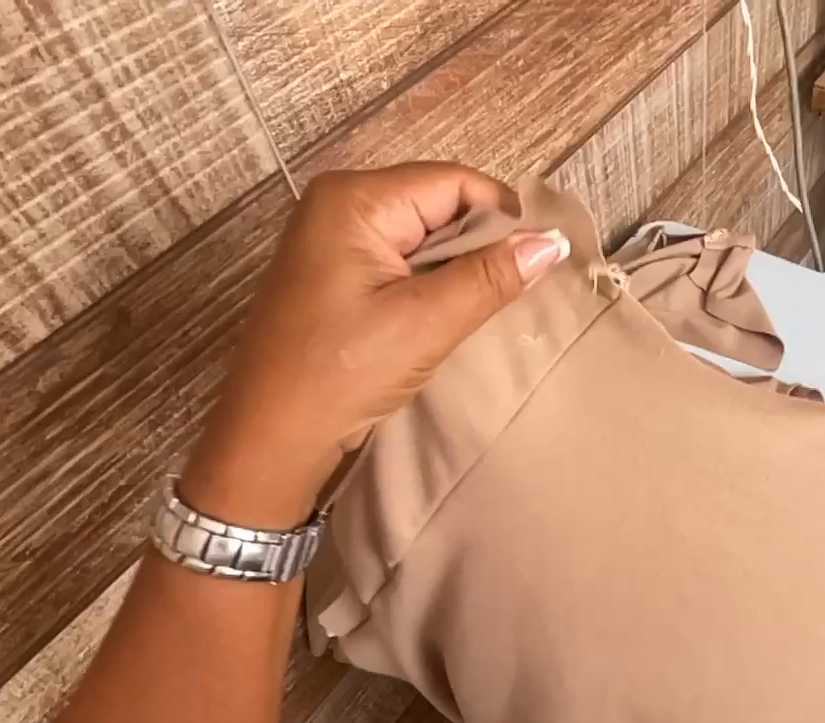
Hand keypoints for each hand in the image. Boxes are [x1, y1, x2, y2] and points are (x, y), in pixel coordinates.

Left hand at [182, 163, 569, 526]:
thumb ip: (488, 279)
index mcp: (354, 200)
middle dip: (480, 248)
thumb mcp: (424, 323)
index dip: (501, 216)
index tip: (536, 263)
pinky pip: (404, 267)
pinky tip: (445, 321)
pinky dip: (434, 289)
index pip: (452, 183)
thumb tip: (550, 244)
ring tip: (477, 313)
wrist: (275, 436)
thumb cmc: (340, 374)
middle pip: (439, 206)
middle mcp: (341, 207)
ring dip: (459, 273)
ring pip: (425, 241)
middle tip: (510, 295)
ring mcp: (337, 244)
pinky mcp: (340, 280)